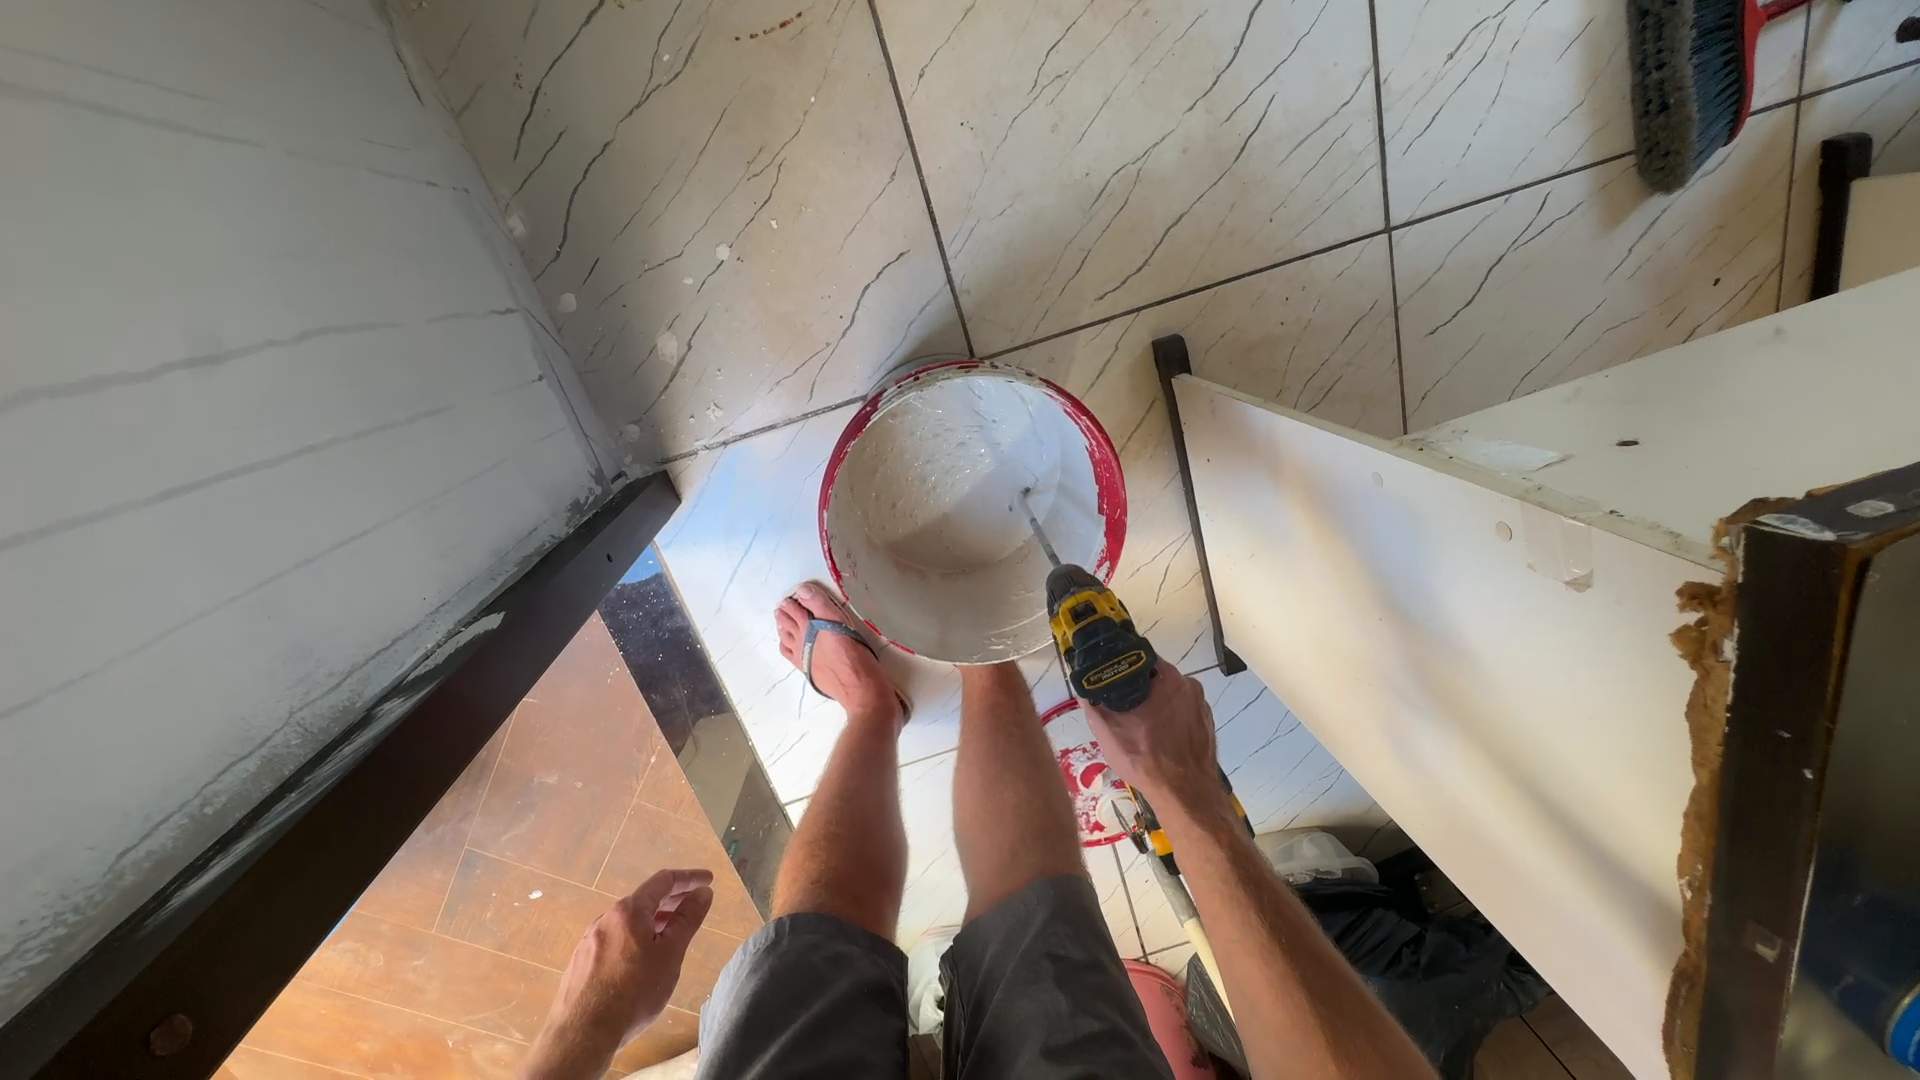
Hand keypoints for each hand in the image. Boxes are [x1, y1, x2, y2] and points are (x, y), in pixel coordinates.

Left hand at [521, 869, 714, 1079]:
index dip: (689, 878)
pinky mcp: (581, 964)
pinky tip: (641, 961)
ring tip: (671, 935)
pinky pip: (615, 940)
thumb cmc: (634, 992)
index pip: (663, 881)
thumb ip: (688, 919)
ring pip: (628, 922)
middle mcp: (606, 919)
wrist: (581, 1037)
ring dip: (653, 921)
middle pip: (644, 900)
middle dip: (672, 900)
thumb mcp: (670, 954)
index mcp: (629, 911)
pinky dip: (635, 939)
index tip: (708, 880)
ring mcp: (589, 942)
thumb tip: (702, 892)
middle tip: (694, 905)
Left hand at [775, 583, 900, 722]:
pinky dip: (786, 645)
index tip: (795, 593)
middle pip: (788, 623)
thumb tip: (802, 591)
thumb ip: (820, 605)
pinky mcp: (808, 670)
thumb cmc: (856, 656)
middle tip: (784, 605)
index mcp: (811, 629)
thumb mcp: (841, 623)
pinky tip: (789, 645)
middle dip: (786, 613)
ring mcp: (803, 658)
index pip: (797, 609)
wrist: (860, 690)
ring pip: (787, 639)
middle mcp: (802, 643)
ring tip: (782, 621)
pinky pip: (790, 655)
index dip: (795, 600)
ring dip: (783, 627)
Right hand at [1082, 661, 1232, 822]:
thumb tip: (1084, 691)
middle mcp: (1188, 685)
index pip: (1139, 657)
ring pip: (1169, 695)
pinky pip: (1182, 711)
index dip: (1121, 665)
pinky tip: (1158, 736)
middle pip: (1155, 676)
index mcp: (1166, 678)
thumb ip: (1094, 705)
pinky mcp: (1207, 723)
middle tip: (1120, 704)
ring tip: (1137, 723)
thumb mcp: (1108, 732)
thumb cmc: (1146, 759)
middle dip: (1137, 687)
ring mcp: (1201, 705)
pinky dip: (1169, 718)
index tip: (1109, 677)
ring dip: (1154, 703)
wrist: (1185, 794)